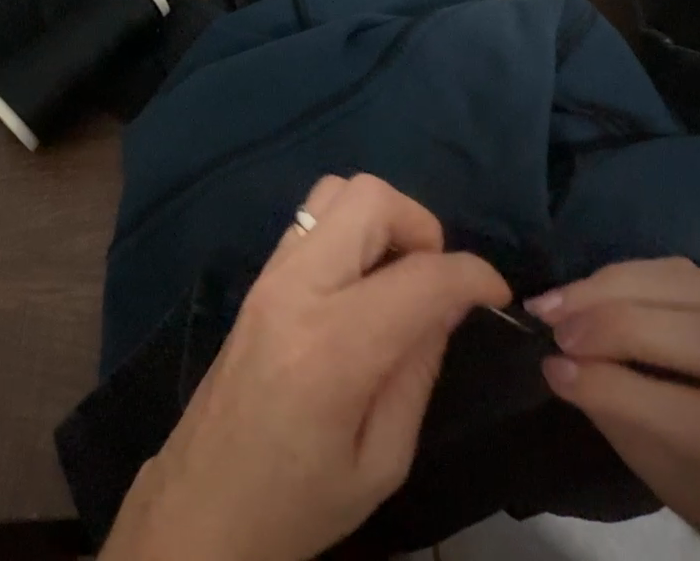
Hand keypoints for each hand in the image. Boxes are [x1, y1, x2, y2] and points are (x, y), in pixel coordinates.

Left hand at [98, 174, 509, 560]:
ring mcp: (267, 277)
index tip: (496, 298)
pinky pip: (310, 222)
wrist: (202, 506)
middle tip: (435, 283)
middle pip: (367, 196)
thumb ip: (419, 367)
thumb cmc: (298, 502)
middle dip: (421, 227)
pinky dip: (349, 233)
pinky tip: (361, 287)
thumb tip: (450, 301)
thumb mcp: (382, 458)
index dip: (475, 275)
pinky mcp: (255, 281)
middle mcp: (294, 289)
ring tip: (398, 281)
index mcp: (331, 345)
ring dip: (381, 222)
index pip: (422, 273)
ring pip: (333, 193)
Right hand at [530, 258, 699, 560]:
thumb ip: (622, 419)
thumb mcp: (670, 480)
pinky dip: (623, 280)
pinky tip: (585, 294)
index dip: (621, 390)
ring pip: (695, 290)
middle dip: (619, 325)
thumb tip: (560, 366)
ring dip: (611, 289)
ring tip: (556, 304)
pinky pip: (686, 278)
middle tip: (554, 329)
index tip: (555, 369)